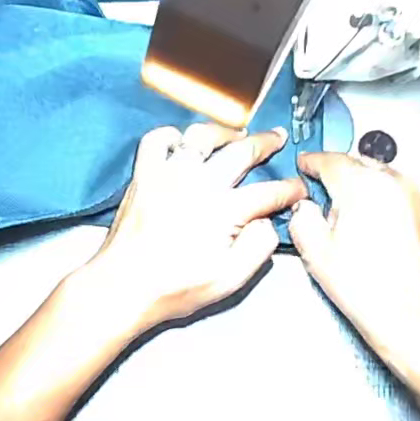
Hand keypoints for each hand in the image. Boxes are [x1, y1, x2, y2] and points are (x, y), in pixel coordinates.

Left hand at [66, 123, 305, 335]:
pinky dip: (171, 136)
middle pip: (240, 151)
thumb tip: (267, 223)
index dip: (289, 190)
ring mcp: (167, 175)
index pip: (269, 192)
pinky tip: (180, 142)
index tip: (297, 191)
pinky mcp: (143, 177)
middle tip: (276, 139)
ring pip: (201, 136)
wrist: (122, 286)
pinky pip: (156, 141)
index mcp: (223, 210)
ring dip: (223, 132)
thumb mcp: (227, 280)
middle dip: (265, 143)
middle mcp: (197, 183)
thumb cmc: (171, 288)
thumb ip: (257, 248)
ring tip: (235, 135)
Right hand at [289, 152, 419, 406]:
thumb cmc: (372, 290)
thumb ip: (301, 218)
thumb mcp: (315, 252)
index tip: (302, 164)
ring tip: (339, 216)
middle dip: (334, 174)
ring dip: (356, 186)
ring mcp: (416, 195)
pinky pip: (393, 192)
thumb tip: (303, 208)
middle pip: (356, 163)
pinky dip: (375, 199)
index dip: (310, 162)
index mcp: (364, 185)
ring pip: (377, 176)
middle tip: (314, 192)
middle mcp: (395, 181)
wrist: (419, 316)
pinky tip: (363, 227)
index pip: (330, 159)